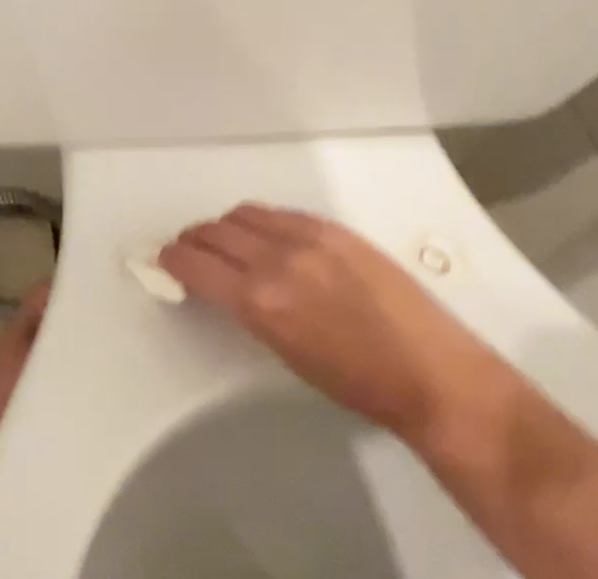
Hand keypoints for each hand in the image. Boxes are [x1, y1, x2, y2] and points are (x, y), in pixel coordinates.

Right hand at [159, 204, 502, 440]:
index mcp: (259, 301)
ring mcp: (310, 238)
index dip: (172, 258)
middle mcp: (277, 260)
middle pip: (214, 231)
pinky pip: (281, 214)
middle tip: (187, 249)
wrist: (434, 375)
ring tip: (226, 241)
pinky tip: (267, 237)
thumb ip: (248, 310)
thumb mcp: (284, 352)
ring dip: (224, 226)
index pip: (195, 263)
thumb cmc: (355, 384)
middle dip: (192, 239)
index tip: (163, 259)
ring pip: (245, 215)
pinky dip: (260, 221)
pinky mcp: (337, 230)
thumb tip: (224, 286)